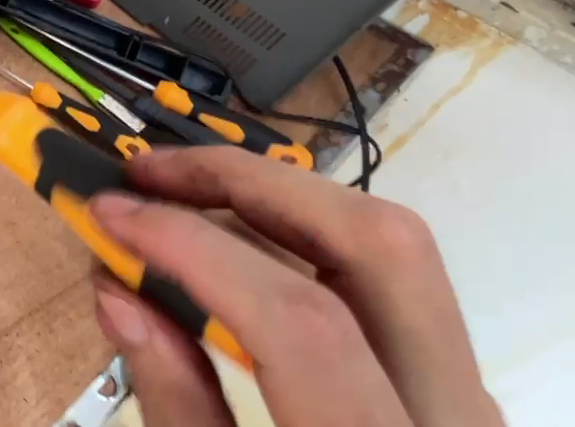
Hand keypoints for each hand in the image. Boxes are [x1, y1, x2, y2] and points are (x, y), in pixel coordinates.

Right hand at [87, 147, 500, 426]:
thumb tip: (114, 290)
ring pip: (389, 244)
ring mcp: (469, 400)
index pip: (297, 319)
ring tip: (176, 188)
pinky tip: (225, 241)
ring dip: (267, 193)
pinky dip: (289, 231)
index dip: (189, 244)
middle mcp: (456, 420)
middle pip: (378, 245)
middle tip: (147, 172)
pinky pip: (376, 276)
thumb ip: (175, 404)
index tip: (104, 210)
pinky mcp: (452, 386)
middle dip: (245, 181)